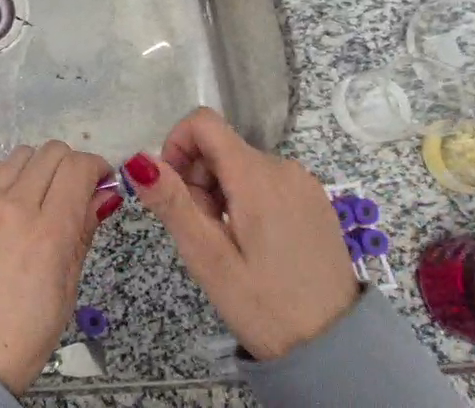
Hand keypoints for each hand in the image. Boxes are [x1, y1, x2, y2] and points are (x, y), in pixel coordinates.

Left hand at [0, 141, 122, 393]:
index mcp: (47, 230)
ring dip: (38, 168)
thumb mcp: (69, 286)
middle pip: (51, 152)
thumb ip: (84, 229)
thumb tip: (103, 194)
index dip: (96, 169)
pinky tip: (9, 203)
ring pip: (20, 155)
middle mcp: (12, 204)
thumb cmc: (25, 329)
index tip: (101, 182)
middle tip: (73, 191)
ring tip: (40, 198)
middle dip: (70, 166)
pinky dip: (7, 177)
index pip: (78, 167)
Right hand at [124, 108, 358, 360]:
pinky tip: (253, 244)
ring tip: (228, 243)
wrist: (336, 351)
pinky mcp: (315, 202)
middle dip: (198, 179)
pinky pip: (266, 181)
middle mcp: (284, 167)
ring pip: (241, 165)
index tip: (175, 191)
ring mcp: (304, 184)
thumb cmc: (264, 305)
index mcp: (257, 175)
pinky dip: (247, 200)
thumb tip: (137, 159)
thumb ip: (172, 202)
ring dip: (220, 192)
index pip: (203, 122)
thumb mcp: (208, 257)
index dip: (177, 145)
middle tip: (203, 231)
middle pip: (220, 147)